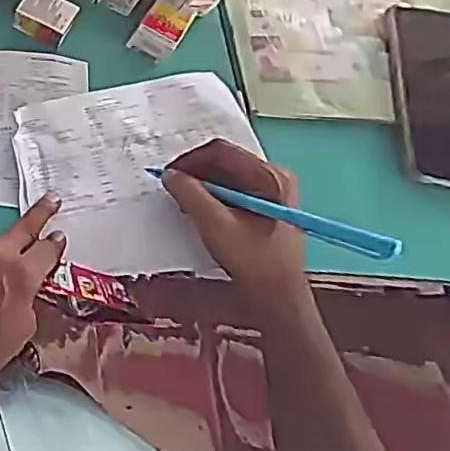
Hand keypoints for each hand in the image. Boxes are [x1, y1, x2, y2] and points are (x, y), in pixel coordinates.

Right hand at [160, 139, 306, 292]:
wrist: (279, 298)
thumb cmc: (254, 261)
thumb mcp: (216, 225)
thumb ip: (190, 195)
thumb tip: (171, 175)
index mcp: (270, 176)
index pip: (221, 151)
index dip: (190, 160)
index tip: (169, 174)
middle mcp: (275, 177)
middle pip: (225, 160)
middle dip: (195, 172)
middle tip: (174, 187)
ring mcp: (273, 191)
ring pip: (227, 174)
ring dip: (202, 184)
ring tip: (185, 201)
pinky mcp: (267, 205)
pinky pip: (233, 188)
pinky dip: (213, 195)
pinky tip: (201, 210)